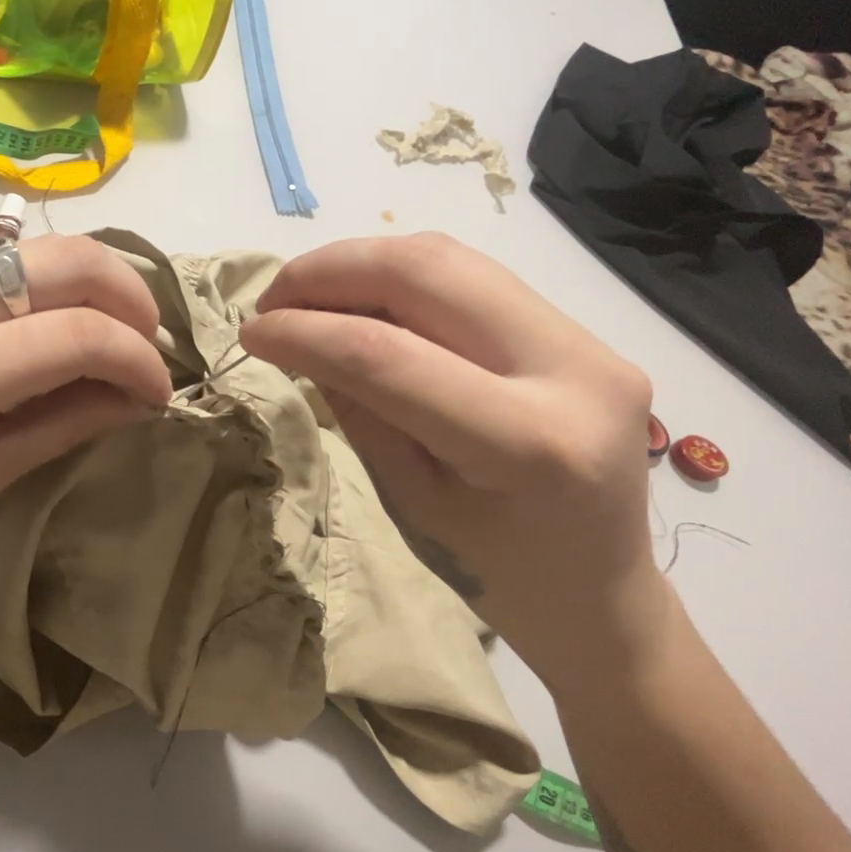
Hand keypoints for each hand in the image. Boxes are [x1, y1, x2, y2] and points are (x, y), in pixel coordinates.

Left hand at [0, 234, 171, 580]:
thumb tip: (140, 393)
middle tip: (150, 343)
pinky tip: (73, 316)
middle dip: (129, 294)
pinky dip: (56, 280)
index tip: (160, 390)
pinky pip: (7, 262)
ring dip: (98, 278)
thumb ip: (72, 421)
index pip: (74, 333)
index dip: (136, 357)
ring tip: (121, 327)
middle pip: (65, 261)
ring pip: (39, 248)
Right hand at [238, 233, 669, 686]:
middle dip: (330, 271)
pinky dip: (398, 277)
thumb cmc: (492, 569)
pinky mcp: (580, 331)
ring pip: (451, 257)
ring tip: (305, 296)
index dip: (305, 332)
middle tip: (271, 300)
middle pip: (428, 273)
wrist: (600, 594)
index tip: (249, 331)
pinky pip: (472, 277)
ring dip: (361, 264)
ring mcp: (588, 341)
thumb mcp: (408, 498)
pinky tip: (359, 302)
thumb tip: (294, 337)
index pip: (389, 356)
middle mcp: (574, 371)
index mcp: (528, 442)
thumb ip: (357, 408)